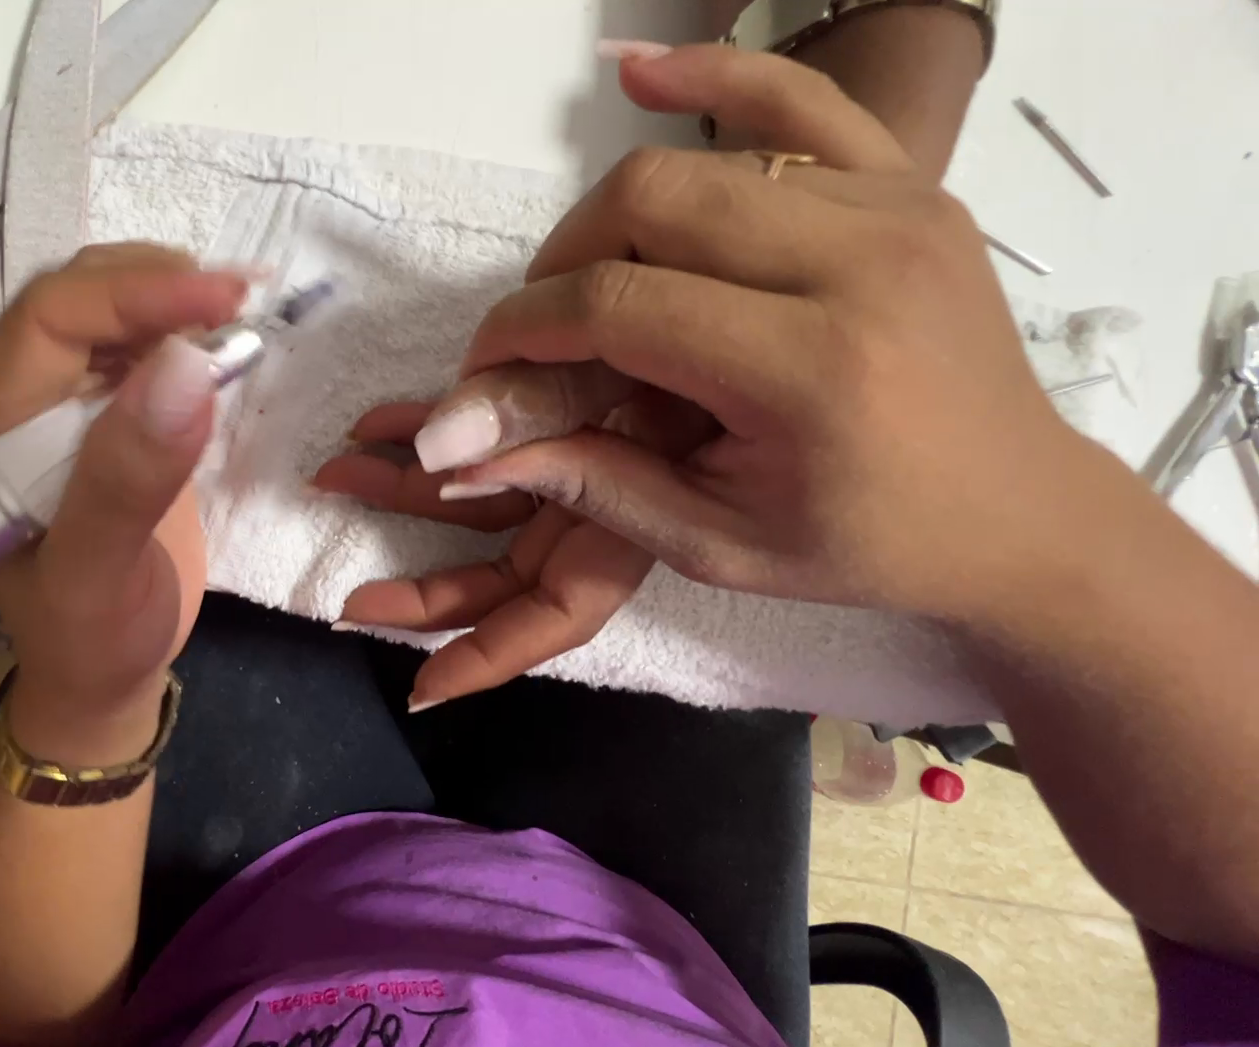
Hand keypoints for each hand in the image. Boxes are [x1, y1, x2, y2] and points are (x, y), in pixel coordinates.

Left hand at [0, 245, 246, 755]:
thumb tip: (185, 367)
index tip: (223, 297)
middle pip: (77, 300)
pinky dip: (184, 339)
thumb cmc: (92, 637)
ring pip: (109, 319)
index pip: (52, 318)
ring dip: (171, 303)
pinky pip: (141, 358)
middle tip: (236, 298)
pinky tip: (221, 351)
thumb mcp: (98, 574)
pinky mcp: (113, 431)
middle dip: (155, 283)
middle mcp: (26, 407)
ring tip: (235, 315)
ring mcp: (70, 416)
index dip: (134, 292)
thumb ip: (126, 481)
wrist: (105, 677)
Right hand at [442, 44, 1123, 621]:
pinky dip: (711, 77)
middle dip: (554, 269)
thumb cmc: (857, 547)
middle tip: (536, 334)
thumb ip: (586, 483)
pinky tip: (635, 74)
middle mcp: (858, 262)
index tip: (483, 367)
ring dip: (604, 223)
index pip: (616, 305)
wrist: (1012, 517)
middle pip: (643, 207)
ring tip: (582, 288)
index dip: (524, 328)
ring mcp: (894, 206)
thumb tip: (460, 449)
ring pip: (690, 166)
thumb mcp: (708, 544)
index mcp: (810, 370)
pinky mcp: (908, 184)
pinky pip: (796, 99)